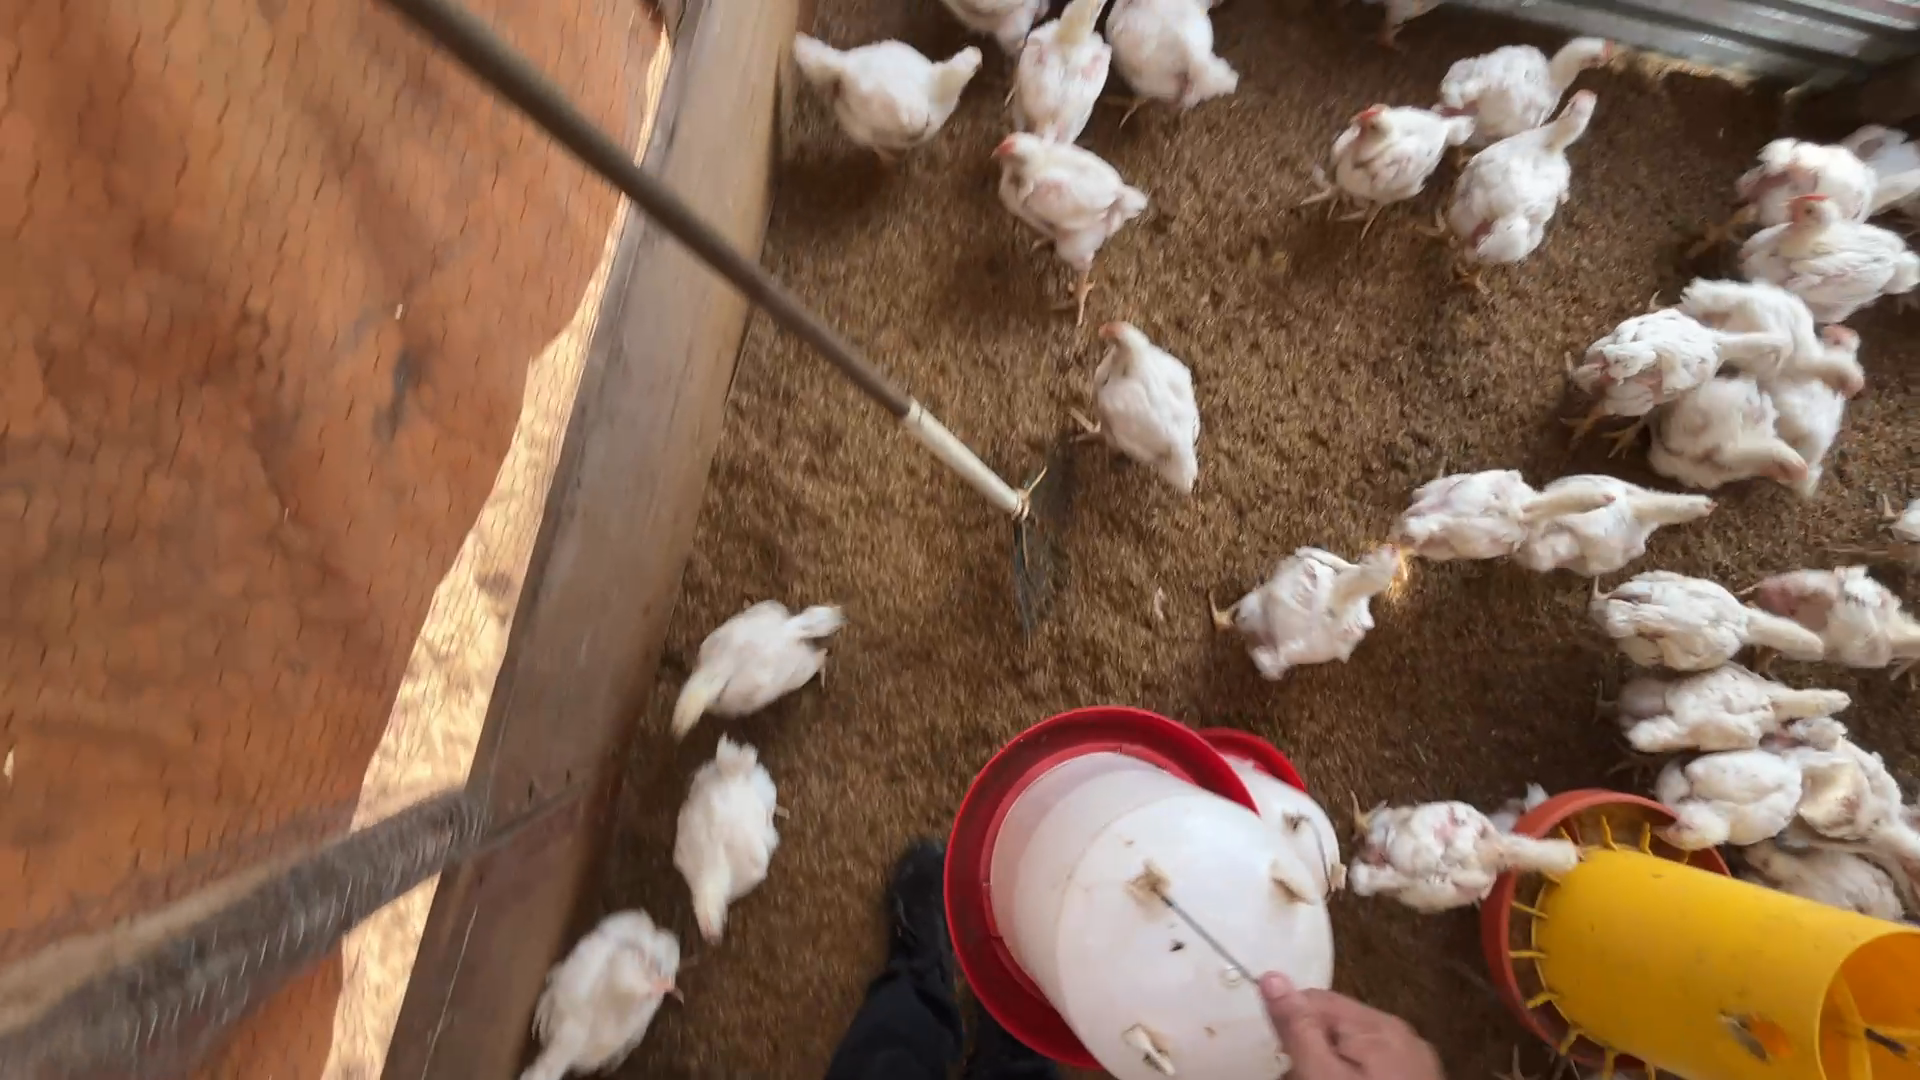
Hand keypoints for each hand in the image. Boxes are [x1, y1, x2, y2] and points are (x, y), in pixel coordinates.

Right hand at [1260, 973, 1443, 1079]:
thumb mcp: (1322, 1078)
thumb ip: (1298, 1028)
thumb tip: (1271, 976)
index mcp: (1380, 1025)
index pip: (1314, 1001)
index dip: (1291, 1030)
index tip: (1284, 1063)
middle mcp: (1402, 1036)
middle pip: (1334, 1026)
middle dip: (1311, 1053)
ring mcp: (1417, 1065)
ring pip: (1352, 1051)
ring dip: (1329, 1070)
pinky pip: (1373, 1072)